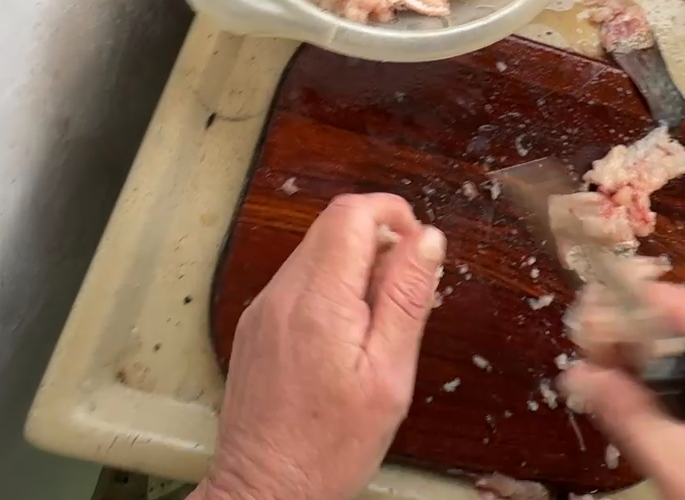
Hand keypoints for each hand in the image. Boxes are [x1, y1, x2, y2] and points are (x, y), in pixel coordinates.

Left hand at [199, 193, 445, 499]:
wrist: (262, 495)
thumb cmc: (330, 446)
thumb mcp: (389, 376)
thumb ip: (407, 297)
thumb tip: (428, 237)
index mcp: (319, 300)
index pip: (352, 212)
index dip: (392, 212)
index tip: (416, 246)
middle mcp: (283, 291)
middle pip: (334, 223)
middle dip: (378, 236)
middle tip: (404, 287)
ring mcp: (264, 305)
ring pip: (318, 247)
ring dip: (355, 261)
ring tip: (377, 319)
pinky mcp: (256, 321)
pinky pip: (301, 276)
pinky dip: (332, 282)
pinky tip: (346, 331)